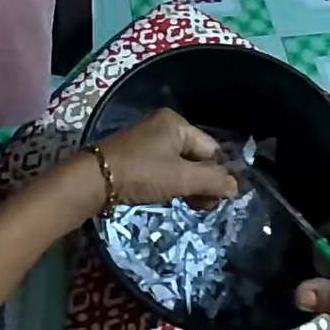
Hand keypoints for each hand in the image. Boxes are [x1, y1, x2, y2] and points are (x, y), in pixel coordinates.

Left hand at [92, 109, 238, 205]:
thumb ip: (212, 181)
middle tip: (204, 206)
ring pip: (181, 163)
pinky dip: (172, 182)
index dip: (218, 174)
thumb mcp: (181, 178)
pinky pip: (164, 167)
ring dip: (189, 185)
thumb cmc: (141, 173)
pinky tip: (172, 197)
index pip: (212, 149)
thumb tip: (237, 187)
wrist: (92, 181)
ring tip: (191, 206)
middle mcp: (164, 126)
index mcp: (177, 123)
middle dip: (203, 181)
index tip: (219, 199)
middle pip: (197, 156)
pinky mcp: (136, 154)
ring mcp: (149, 139)